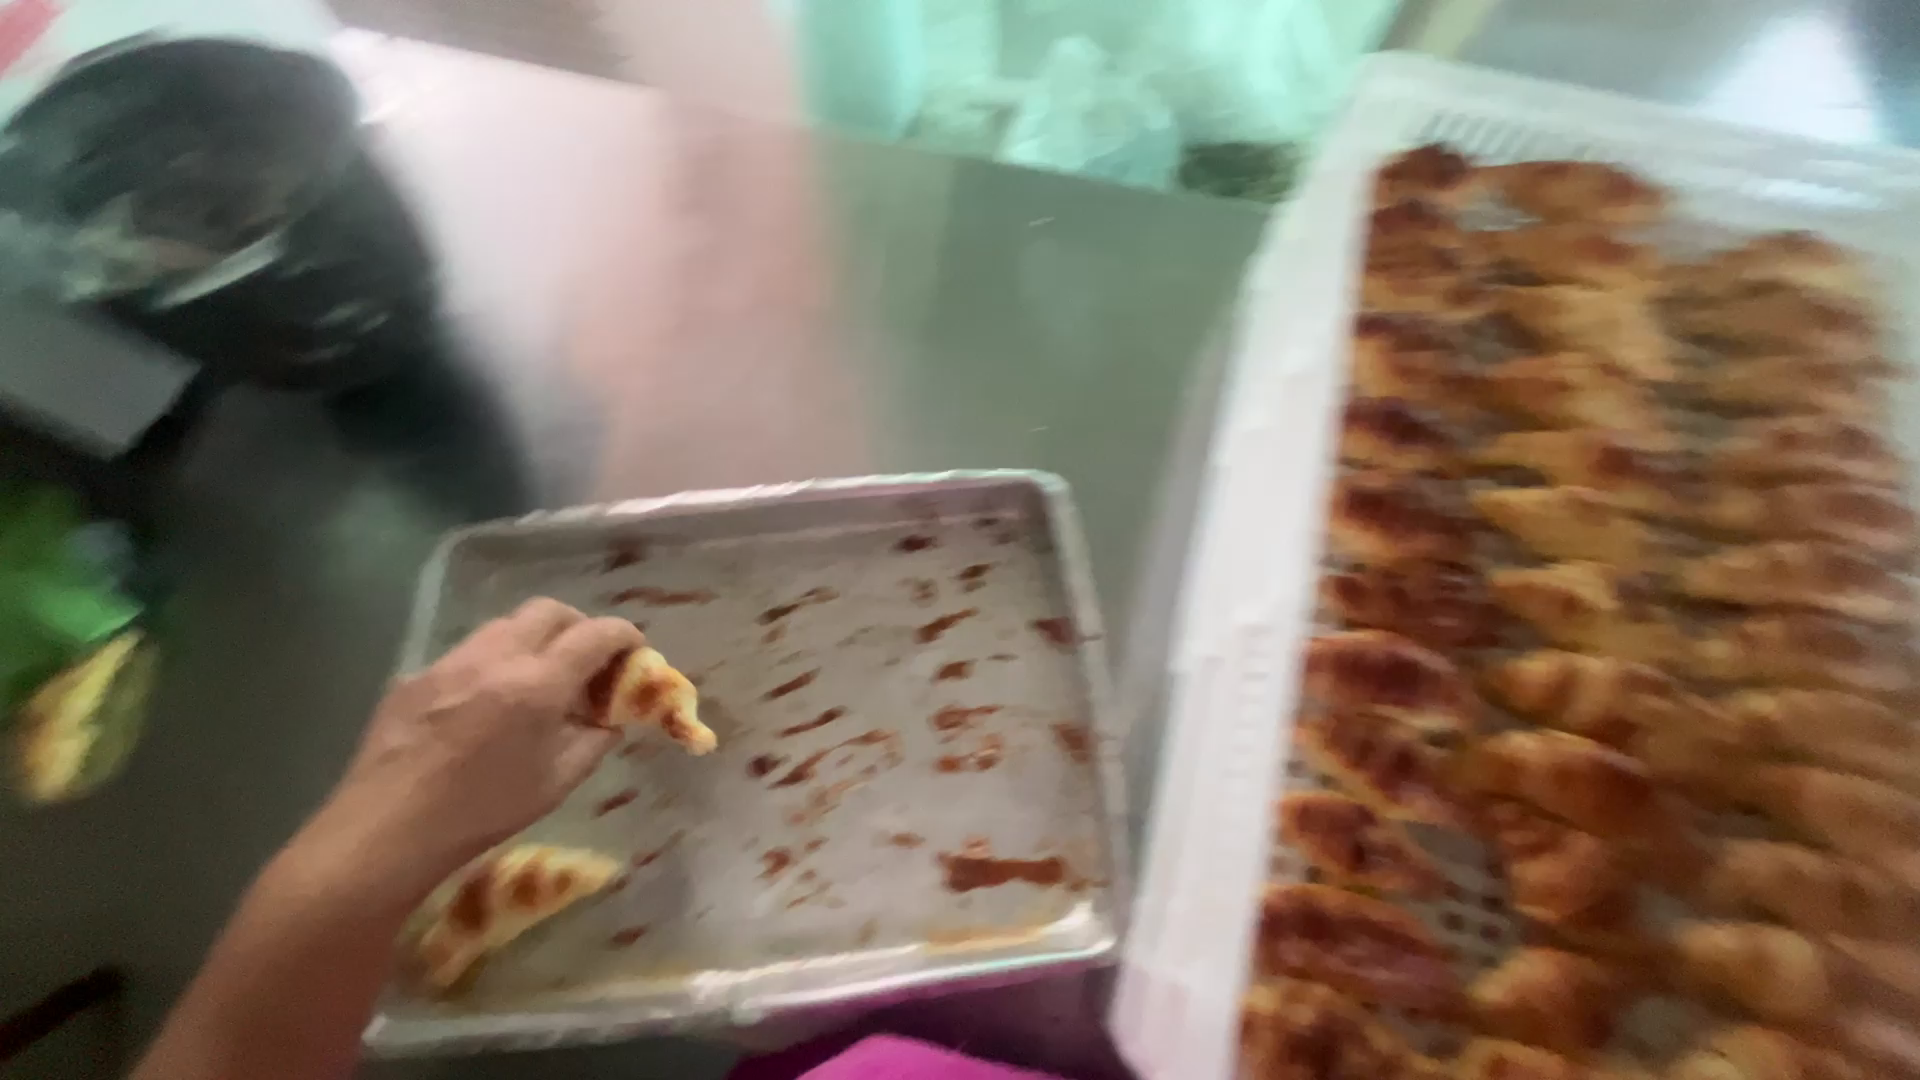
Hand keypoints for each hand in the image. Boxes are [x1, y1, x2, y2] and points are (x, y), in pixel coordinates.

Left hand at [287, 598, 642, 906]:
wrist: (382, 834)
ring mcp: (450, 662)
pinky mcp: (416, 676)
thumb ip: (596, 739)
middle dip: (579, 627)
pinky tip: (486, 705)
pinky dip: (495, 662)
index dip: (625, 636)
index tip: (634, 652)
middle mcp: (496, 657)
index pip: (597, 633)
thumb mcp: (559, 781)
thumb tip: (611, 718)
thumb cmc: (482, 812)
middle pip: (550, 611)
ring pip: (507, 625)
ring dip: (535, 640)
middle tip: (586, 661)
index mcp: (538, 684)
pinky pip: (469, 652)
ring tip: (537, 681)